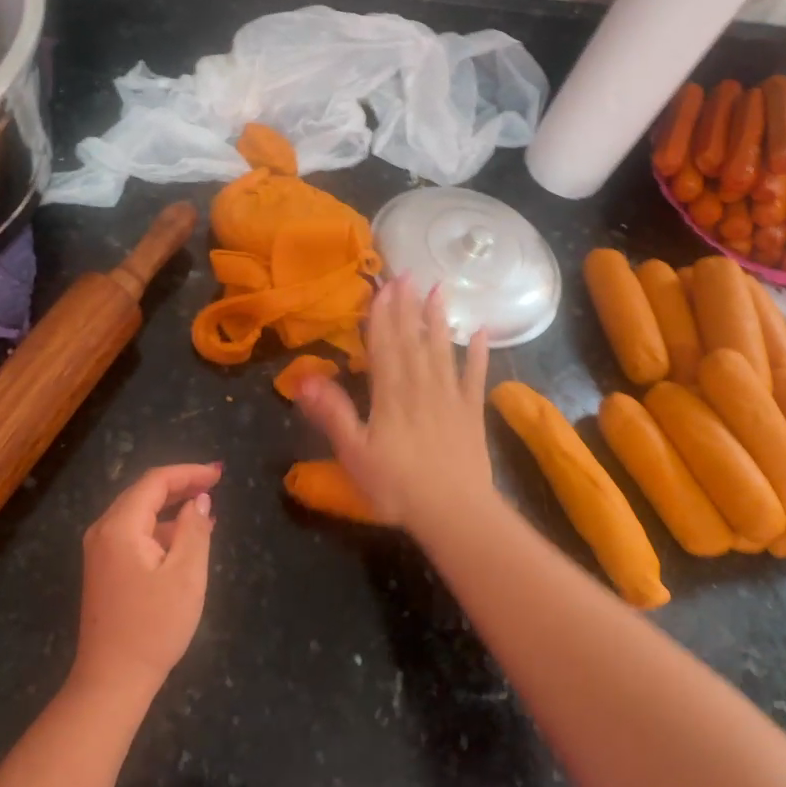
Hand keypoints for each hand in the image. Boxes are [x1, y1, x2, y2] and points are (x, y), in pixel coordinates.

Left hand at [73, 463, 220, 697]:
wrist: (113, 677)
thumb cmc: (154, 626)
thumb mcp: (186, 575)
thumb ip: (195, 530)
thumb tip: (199, 500)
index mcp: (120, 527)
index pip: (155, 482)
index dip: (189, 472)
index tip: (220, 473)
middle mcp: (103, 531)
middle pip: (142, 493)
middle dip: (180, 485)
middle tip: (216, 484)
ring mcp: (99, 551)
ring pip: (138, 514)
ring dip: (171, 509)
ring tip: (207, 513)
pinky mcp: (104, 570)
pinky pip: (133, 535)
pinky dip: (160, 530)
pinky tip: (185, 541)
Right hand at [296, 277, 494, 534]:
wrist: (454, 512)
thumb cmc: (397, 487)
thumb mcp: (354, 454)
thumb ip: (332, 414)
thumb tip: (304, 379)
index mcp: (390, 395)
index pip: (384, 346)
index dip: (381, 316)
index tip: (382, 286)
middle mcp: (421, 388)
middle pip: (412, 341)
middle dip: (407, 307)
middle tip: (406, 274)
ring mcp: (450, 399)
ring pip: (442, 350)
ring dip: (439, 319)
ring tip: (439, 288)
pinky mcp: (472, 414)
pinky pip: (475, 377)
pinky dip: (478, 353)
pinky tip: (481, 332)